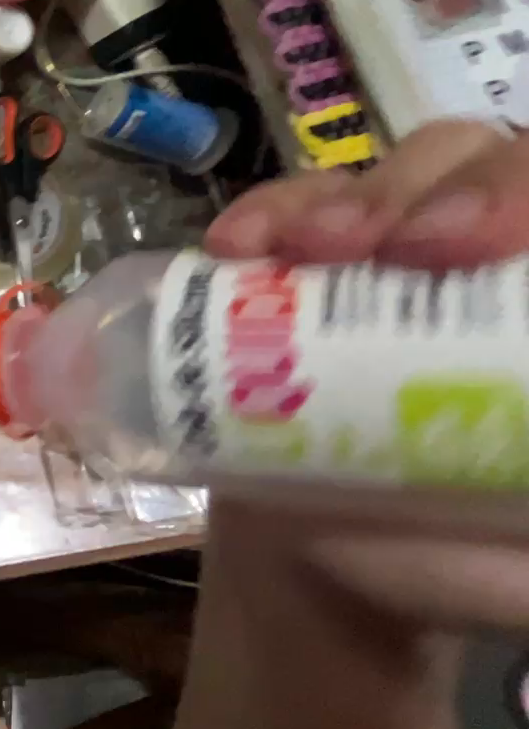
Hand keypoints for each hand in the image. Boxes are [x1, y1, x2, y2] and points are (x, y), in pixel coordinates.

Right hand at [204, 118, 528, 631]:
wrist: (305, 561)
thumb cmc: (436, 561)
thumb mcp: (524, 566)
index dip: (519, 195)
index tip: (460, 248)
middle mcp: (473, 270)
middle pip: (478, 162)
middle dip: (427, 187)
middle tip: (379, 246)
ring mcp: (370, 264)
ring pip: (378, 170)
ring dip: (332, 196)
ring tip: (290, 246)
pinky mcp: (280, 276)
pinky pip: (276, 210)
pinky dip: (257, 212)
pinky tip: (230, 244)